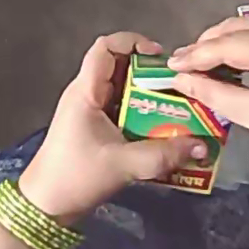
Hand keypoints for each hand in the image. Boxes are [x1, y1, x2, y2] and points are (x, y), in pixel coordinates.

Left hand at [17, 32, 206, 223]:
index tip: (159, 58)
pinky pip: (122, 108)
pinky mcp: (94, 127)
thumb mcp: (123, 165)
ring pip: (122, 88)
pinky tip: (162, 128)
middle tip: (177, 87)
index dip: (132, 41)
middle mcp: (87, 94)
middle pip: (119, 65)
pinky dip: (142, 113)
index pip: (105, 47)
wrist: (46, 207)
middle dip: (149, 72)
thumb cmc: (76, 177)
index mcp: (86, 91)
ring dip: (148, 95)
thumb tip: (202, 145)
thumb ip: (163, 154)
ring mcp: (89, 110)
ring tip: (177, 107)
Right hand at [168, 17, 248, 177]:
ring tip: (196, 64)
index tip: (168, 67)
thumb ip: (218, 94)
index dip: (195, 55)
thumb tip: (180, 80)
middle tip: (179, 66)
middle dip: (205, 45)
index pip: (228, 44)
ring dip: (220, 42)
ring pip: (246, 26)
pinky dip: (238, 43)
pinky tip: (223, 60)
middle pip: (235, 28)